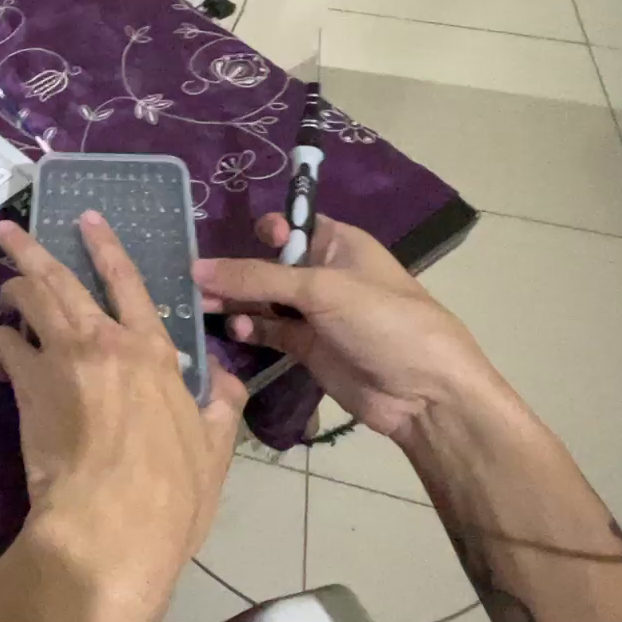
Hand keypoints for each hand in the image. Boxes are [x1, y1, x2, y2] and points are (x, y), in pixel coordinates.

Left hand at [0, 214, 245, 621]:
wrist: (110, 528)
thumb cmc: (170, 495)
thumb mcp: (215, 450)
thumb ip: (221, 402)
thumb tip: (224, 373)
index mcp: (152, 350)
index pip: (128, 282)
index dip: (105, 246)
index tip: (86, 218)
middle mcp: (103, 341)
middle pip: (59, 278)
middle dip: (30, 248)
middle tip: (7, 230)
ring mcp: (60, 359)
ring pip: (27, 301)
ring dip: (11, 288)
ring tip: (2, 285)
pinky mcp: (26, 386)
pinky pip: (4, 346)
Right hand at [193, 212, 503, 439]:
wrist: (426, 396)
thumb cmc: (382, 322)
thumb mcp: (320, 289)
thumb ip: (256, 277)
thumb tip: (195, 268)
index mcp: (338, 244)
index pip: (291, 225)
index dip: (264, 231)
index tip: (238, 240)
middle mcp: (323, 274)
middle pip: (267, 264)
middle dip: (234, 270)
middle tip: (196, 281)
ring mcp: (315, 313)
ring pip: (262, 299)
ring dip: (234, 301)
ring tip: (205, 307)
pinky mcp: (307, 346)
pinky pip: (267, 330)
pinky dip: (249, 330)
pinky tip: (236, 332)